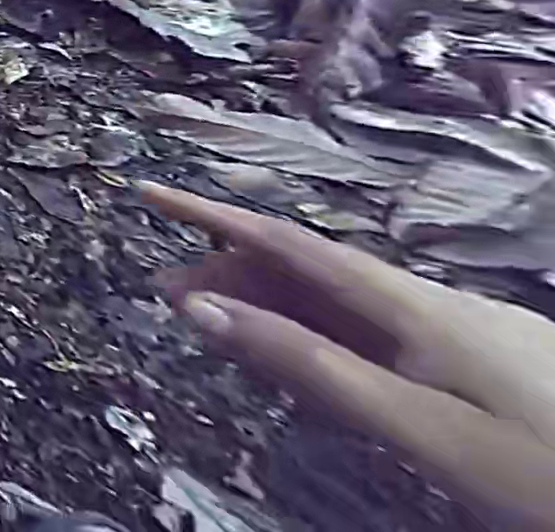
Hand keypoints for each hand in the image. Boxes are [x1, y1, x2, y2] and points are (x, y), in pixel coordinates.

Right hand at [142, 182, 554, 529]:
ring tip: (215, 324)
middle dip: (226, 271)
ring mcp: (452, 328)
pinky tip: (297, 353)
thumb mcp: (417, 425)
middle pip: (303, 268)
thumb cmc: (550, 470)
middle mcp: (423, 300)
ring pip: (333, 299)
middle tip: (170, 296)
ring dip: (265, 303)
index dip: (208, 213)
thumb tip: (195, 307)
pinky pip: (365, 327)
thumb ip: (304, 361)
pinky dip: (309, 329)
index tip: (145, 190)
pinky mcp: (472, 357)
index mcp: (407, 303)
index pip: (283, 240)